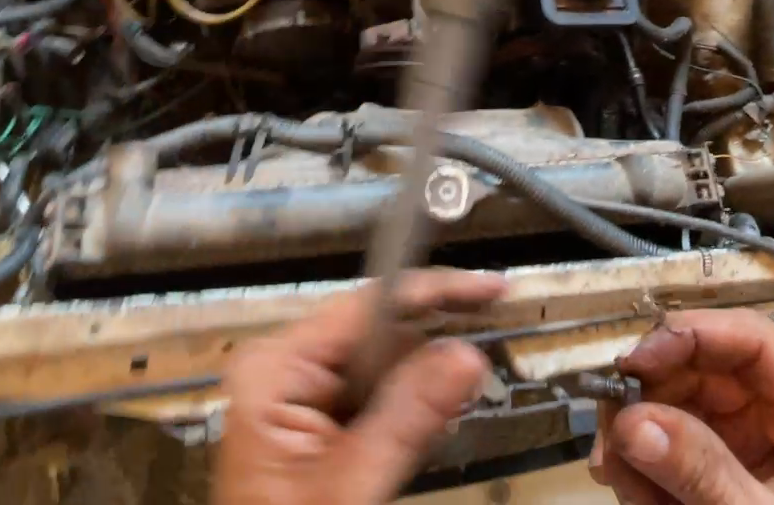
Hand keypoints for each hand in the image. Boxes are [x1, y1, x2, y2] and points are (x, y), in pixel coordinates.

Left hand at [214, 269, 509, 504]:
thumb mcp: (350, 484)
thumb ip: (409, 418)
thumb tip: (468, 355)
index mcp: (279, 364)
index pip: (369, 304)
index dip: (435, 291)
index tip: (491, 288)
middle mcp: (286, 362)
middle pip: (378, 326)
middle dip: (437, 337)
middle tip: (495, 334)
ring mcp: (299, 388)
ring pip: (383, 358)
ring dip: (428, 375)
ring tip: (466, 393)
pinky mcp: (314, 414)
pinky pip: (374, 388)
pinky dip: (411, 401)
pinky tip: (436, 417)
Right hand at [591, 310, 773, 504]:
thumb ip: (706, 477)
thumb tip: (630, 421)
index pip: (757, 341)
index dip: (692, 336)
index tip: (633, 362)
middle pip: (708, 368)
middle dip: (652, 393)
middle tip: (607, 430)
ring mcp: (756, 445)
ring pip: (680, 402)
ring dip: (638, 432)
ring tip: (613, 474)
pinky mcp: (727, 471)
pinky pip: (673, 443)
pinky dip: (642, 463)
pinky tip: (629, 488)